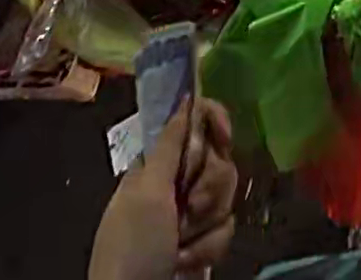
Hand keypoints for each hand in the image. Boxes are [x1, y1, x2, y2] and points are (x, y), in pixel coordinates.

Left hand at [89, 98, 237, 279]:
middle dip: (209, 188)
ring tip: (180, 246)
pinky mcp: (203, 242)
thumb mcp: (147, 191)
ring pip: (226, 195)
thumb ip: (170, 144)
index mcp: (159, 161)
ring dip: (206, 225)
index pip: (195, 122)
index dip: (214, 121)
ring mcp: (190, 213)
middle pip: (218, 159)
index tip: (224, 136)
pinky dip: (207, 249)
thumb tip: (185, 98)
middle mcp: (177, 181)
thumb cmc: (134, 247)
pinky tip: (185, 263)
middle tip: (187, 209)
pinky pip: (226, 229)